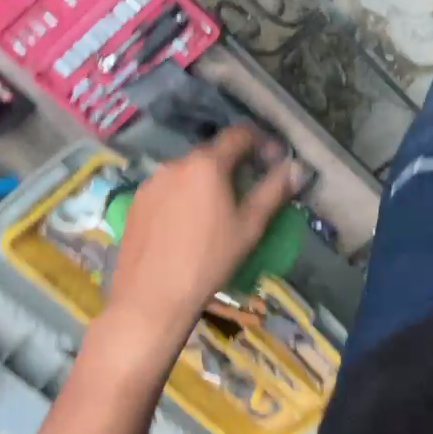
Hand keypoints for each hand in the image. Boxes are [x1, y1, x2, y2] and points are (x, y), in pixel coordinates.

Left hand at [103, 127, 301, 345]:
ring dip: (207, 180)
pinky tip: (189, 224)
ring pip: (188, 171)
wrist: (150, 299)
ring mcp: (150, 183)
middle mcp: (175, 164)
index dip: (261, 141)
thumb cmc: (209, 259)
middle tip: (249, 190)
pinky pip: (168, 188)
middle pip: (212, 153)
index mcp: (206, 164)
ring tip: (217, 210)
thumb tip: (297, 168)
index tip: (273, 160)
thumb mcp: (250, 226)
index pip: (239, 135)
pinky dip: (184, 195)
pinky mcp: (135, 203)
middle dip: (234, 164)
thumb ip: (274, 190)